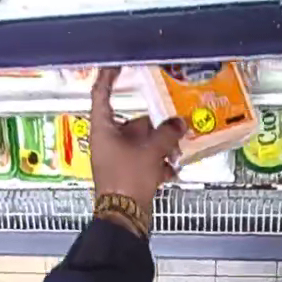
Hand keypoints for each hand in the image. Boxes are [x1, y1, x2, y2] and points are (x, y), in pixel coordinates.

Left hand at [89, 66, 183, 213]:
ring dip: (160, 146)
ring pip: (142, 145)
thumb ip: (166, 134)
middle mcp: (108, 142)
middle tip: (172, 122)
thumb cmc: (128, 180)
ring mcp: (118, 160)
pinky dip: (159, 164)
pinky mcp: (129, 176)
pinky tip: (173, 168)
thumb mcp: (151, 152)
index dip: (109, 76)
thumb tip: (179, 123)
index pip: (102, 93)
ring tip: (177, 148)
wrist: (126, 216)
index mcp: (103, 128)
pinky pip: (145, 163)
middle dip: (154, 125)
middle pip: (132, 123)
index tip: (118, 65)